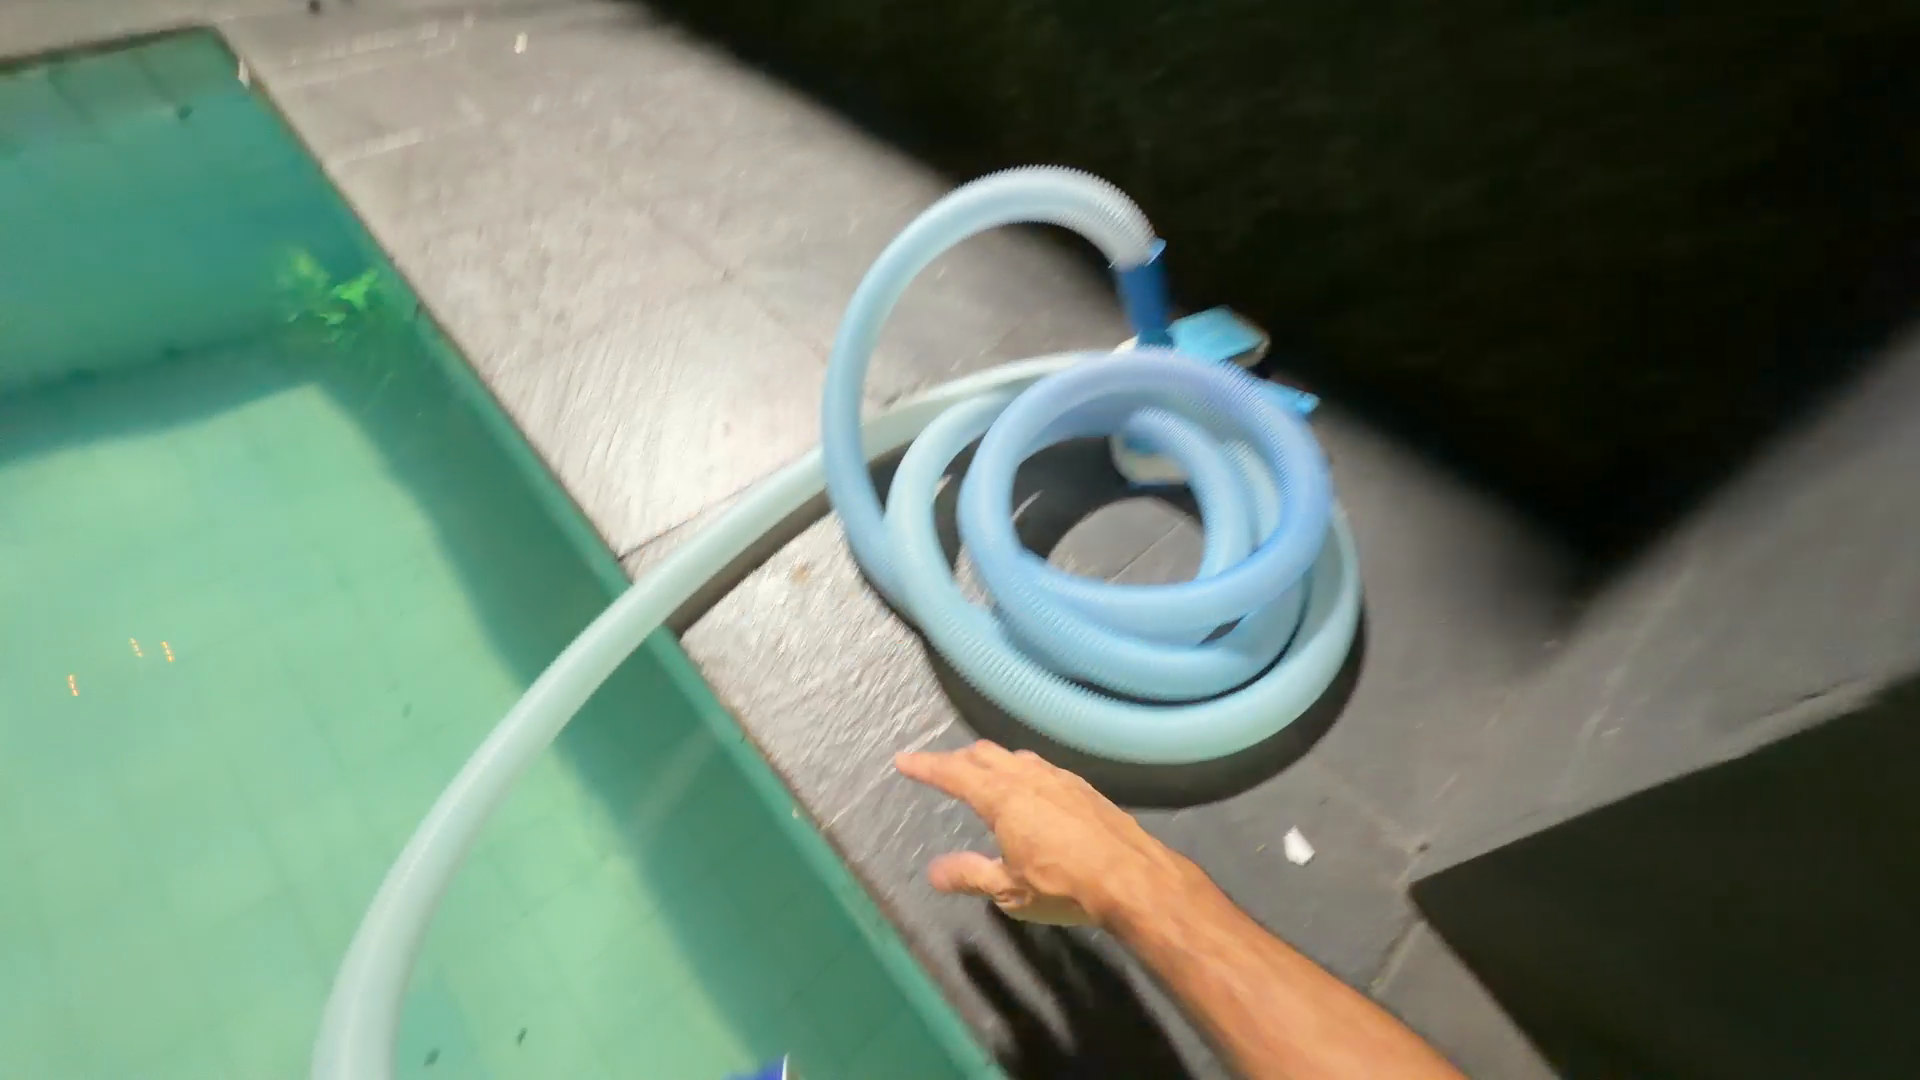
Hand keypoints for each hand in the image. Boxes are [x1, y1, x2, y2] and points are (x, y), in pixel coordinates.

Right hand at [894, 740, 1196, 926]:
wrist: (1131, 876)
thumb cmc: (1064, 885)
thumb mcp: (1009, 890)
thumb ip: (970, 875)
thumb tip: (933, 871)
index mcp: (1002, 797)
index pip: (954, 773)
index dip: (926, 766)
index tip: (903, 760)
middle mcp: (1026, 776)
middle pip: (984, 755)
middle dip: (957, 760)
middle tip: (940, 769)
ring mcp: (1057, 777)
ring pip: (1014, 756)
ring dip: (991, 761)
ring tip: (982, 773)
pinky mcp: (1080, 786)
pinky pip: (1038, 766)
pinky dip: (1019, 769)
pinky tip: (1028, 788)